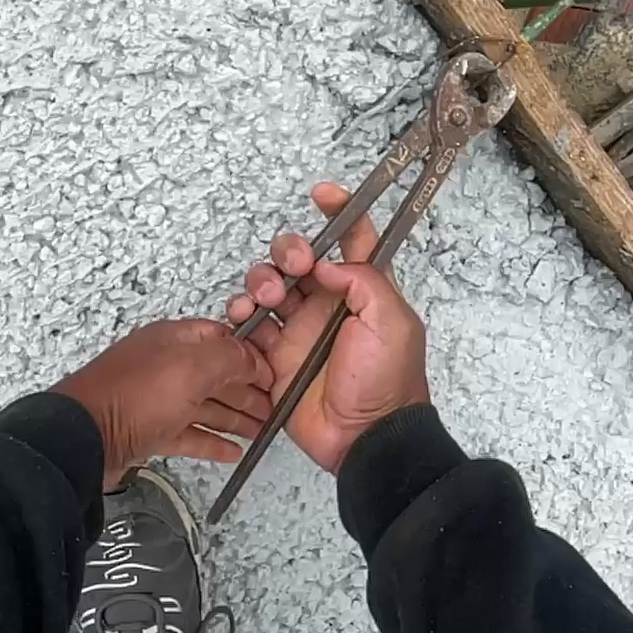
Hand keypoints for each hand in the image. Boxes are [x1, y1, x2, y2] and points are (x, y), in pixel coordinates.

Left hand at [52, 320, 274, 490]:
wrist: (85, 438)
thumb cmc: (133, 396)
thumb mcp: (192, 367)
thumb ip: (231, 358)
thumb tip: (254, 359)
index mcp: (174, 340)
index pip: (222, 339)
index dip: (251, 356)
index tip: (276, 375)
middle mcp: (165, 366)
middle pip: (216, 375)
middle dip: (248, 390)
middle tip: (275, 408)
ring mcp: (155, 401)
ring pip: (205, 406)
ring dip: (235, 418)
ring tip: (261, 431)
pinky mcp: (148, 432)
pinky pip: (188, 434)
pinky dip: (211, 441)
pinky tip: (231, 452)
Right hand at [226, 182, 429, 473]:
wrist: (362, 438)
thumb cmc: (387, 382)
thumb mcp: (393, 323)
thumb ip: (363, 281)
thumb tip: (326, 263)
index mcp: (361, 292)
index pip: (353, 240)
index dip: (339, 212)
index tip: (322, 194)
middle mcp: (326, 305)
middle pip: (298, 258)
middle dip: (289, 250)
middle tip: (295, 266)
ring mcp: (297, 329)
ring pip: (268, 284)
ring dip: (261, 280)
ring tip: (267, 298)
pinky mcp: (272, 354)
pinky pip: (248, 323)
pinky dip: (240, 313)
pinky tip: (245, 317)